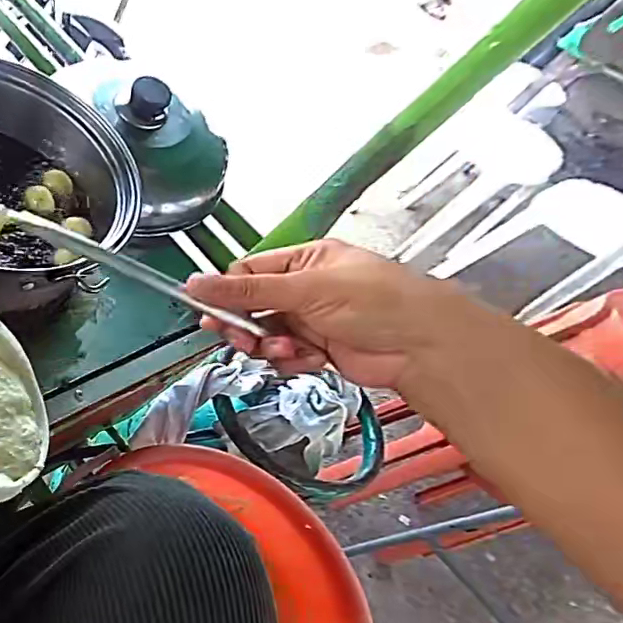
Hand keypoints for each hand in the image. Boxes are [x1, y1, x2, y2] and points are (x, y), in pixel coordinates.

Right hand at [182, 239, 485, 389]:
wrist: (424, 349)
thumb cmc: (387, 304)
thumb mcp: (305, 289)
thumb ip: (245, 289)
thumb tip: (197, 283)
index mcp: (305, 262)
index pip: (245, 274)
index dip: (226, 294)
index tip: (213, 312)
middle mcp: (305, 289)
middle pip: (247, 308)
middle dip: (243, 326)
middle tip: (241, 336)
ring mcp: (308, 319)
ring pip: (260, 334)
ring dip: (267, 345)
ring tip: (285, 348)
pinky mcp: (313, 347)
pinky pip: (278, 355)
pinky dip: (286, 360)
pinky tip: (306, 357)